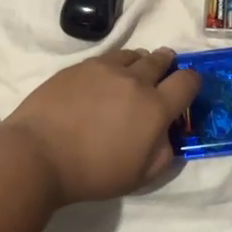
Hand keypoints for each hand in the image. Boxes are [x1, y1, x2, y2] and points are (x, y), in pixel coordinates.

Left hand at [0, 48, 200, 204]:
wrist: (39, 154)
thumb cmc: (92, 173)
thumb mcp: (140, 176)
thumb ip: (164, 153)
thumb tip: (167, 134)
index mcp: (155, 108)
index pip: (187, 81)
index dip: (192, 82)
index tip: (187, 88)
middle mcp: (135, 80)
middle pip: (161, 60)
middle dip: (167, 65)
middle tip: (162, 75)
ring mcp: (105, 69)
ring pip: (133, 55)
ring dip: (139, 63)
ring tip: (132, 76)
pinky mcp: (80, 66)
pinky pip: (107, 58)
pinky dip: (113, 66)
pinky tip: (103, 81)